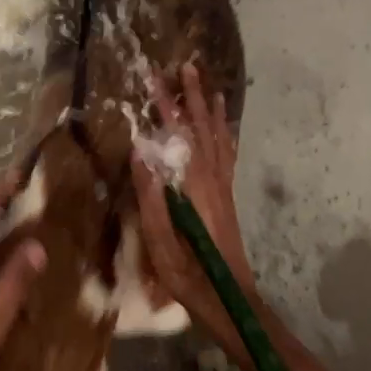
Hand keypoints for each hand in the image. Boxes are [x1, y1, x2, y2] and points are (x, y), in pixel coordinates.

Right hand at [131, 63, 253, 339]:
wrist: (231, 303)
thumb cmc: (190, 276)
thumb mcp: (160, 244)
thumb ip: (150, 199)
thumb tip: (139, 153)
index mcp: (194, 186)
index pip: (179, 135)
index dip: (166, 106)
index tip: (154, 79)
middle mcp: (213, 179)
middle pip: (203, 129)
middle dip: (193, 97)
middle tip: (187, 67)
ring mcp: (224, 188)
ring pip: (219, 138)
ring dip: (211, 110)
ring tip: (209, 88)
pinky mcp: (228, 198)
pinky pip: (229, 155)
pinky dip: (226, 135)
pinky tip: (225, 128)